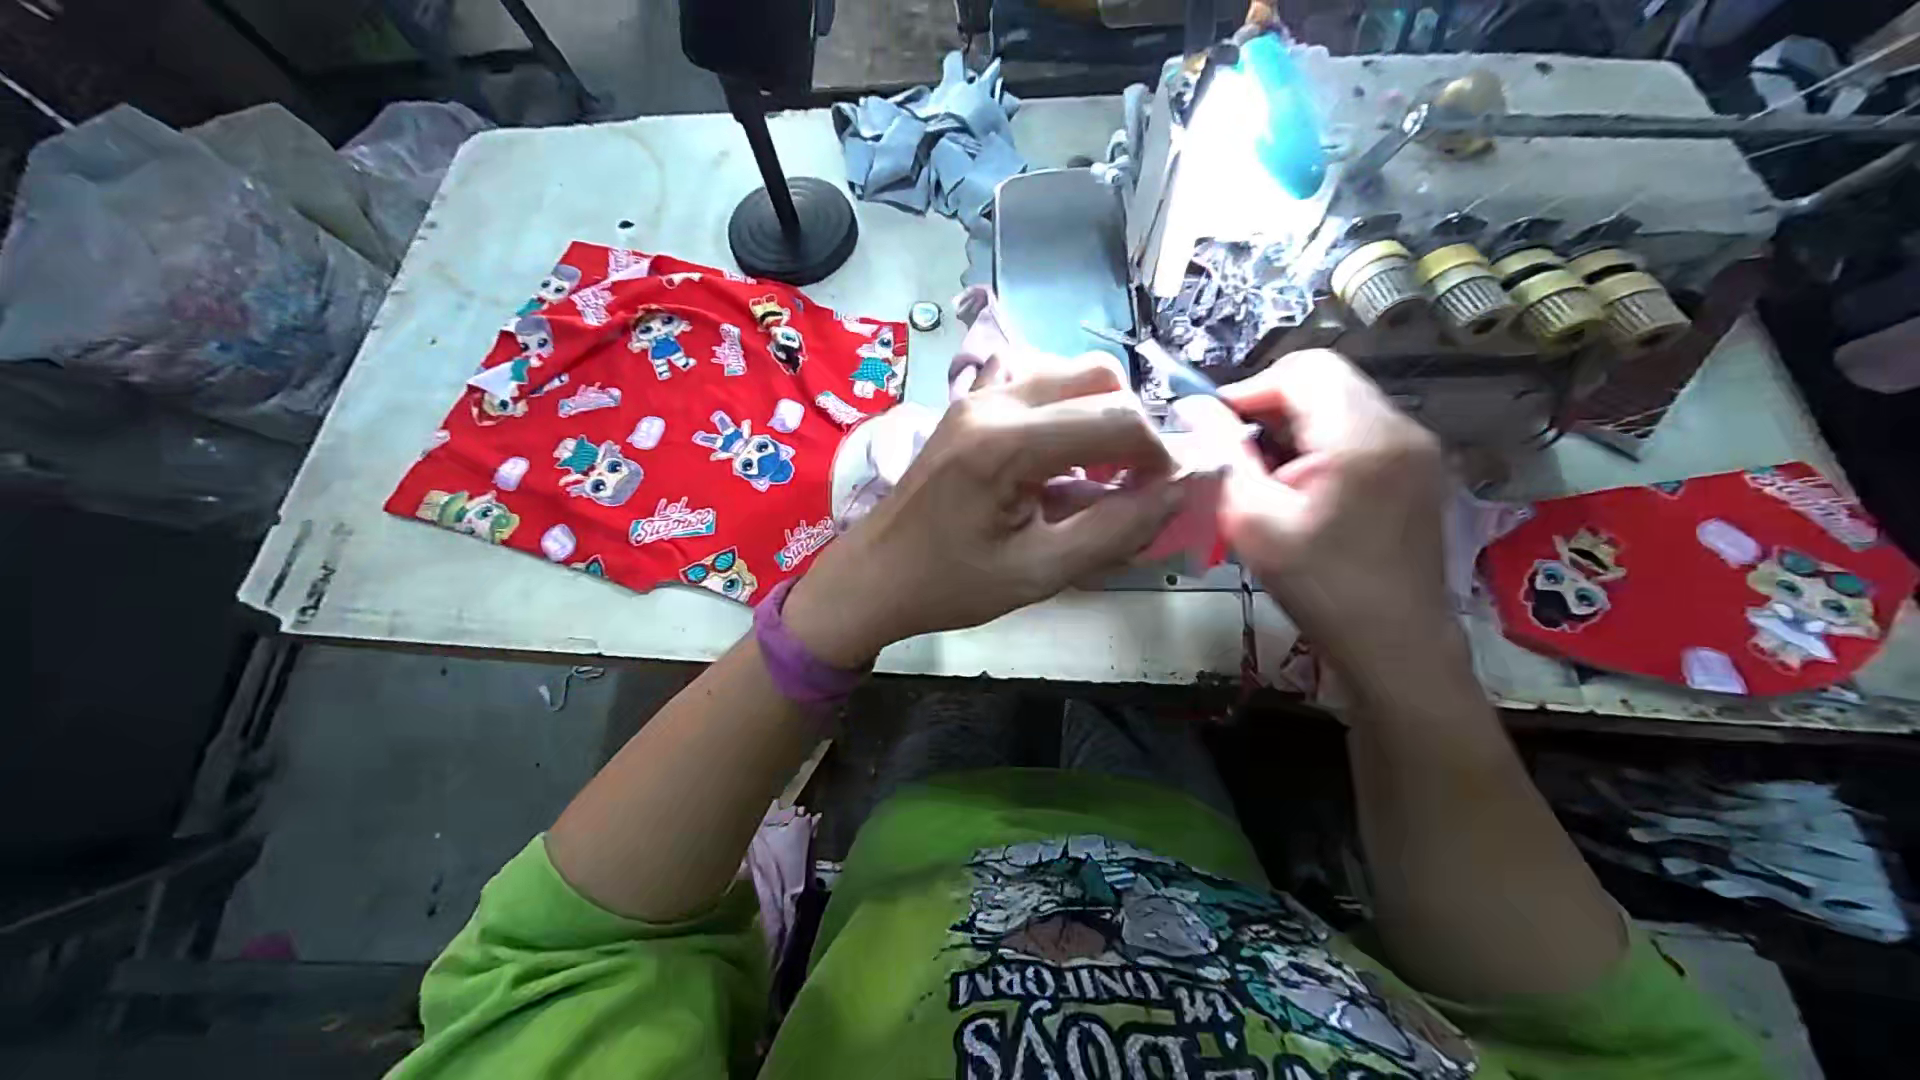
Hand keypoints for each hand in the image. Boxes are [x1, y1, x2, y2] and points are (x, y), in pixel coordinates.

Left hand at [783, 354, 1182, 666]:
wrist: (875, 574)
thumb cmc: (950, 583)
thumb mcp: (1038, 572)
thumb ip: (1114, 530)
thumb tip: (1176, 491)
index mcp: (1006, 442)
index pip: (1117, 419)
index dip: (1157, 455)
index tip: (1161, 495)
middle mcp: (992, 398)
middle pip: (1099, 377)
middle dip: (1132, 427)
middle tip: (1129, 482)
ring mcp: (975, 393)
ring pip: (1069, 370)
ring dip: (1099, 412)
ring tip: (1094, 470)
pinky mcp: (967, 401)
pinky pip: (1033, 376)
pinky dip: (1064, 403)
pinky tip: (1055, 448)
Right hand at [1215, 349, 1451, 675]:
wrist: (1395, 644)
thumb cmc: (1320, 586)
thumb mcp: (1253, 522)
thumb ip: (1222, 455)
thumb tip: (1193, 409)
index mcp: (1362, 437)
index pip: (1302, 369)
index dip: (1250, 388)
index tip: (1215, 427)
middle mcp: (1401, 429)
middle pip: (1325, 380)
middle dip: (1270, 406)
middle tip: (1236, 453)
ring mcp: (1417, 449)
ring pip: (1342, 403)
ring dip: (1294, 425)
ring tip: (1266, 473)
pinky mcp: (1418, 469)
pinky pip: (1360, 431)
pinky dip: (1321, 443)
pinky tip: (1302, 487)